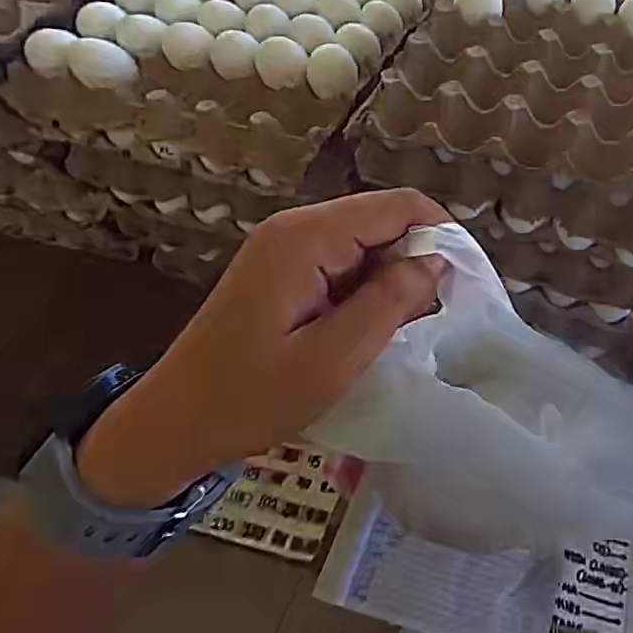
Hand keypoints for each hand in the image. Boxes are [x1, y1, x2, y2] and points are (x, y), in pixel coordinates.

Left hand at [77, 190, 450, 507]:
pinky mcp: (286, 265)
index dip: (441, 233)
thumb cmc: (248, 398)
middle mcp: (298, 225)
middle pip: (385, 217)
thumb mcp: (332, 359)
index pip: (399, 205)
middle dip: (419, 256)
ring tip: (404, 324)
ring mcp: (288, 243)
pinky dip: (371, 284)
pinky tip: (372, 323)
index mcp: (307, 237)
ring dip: (395, 274)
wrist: (169, 426)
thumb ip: (390, 302)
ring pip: (369, 238)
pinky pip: (347, 258)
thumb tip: (437, 260)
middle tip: (434, 312)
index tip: (463, 280)